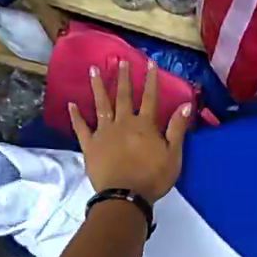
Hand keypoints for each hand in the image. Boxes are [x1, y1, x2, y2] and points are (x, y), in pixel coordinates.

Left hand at [69, 59, 192, 202]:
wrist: (125, 196)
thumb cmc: (153, 177)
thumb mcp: (173, 155)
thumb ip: (177, 128)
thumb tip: (185, 104)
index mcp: (145, 125)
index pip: (150, 97)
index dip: (151, 80)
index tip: (149, 63)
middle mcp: (123, 123)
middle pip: (123, 96)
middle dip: (123, 78)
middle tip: (120, 61)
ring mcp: (104, 132)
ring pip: (101, 105)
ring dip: (98, 87)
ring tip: (93, 69)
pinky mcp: (90, 145)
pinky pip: (81, 128)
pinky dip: (76, 116)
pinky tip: (71, 104)